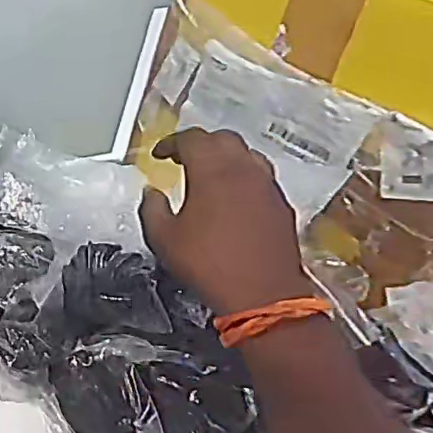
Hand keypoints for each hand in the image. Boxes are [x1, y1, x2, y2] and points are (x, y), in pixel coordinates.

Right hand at [139, 128, 313, 314]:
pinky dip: (241, 174)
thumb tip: (152, 193)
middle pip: (223, 139)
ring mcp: (268, 187)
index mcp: (213, 173)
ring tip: (206, 172)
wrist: (261, 293)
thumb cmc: (206, 263)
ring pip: (246, 154)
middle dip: (199, 143)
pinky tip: (229, 194)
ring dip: (223, 156)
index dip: (171, 142)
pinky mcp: (281, 204)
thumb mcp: (162, 237)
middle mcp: (244, 171)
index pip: (193, 139)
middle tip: (180, 157)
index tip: (159, 154)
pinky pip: (260, 175)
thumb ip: (152, 208)